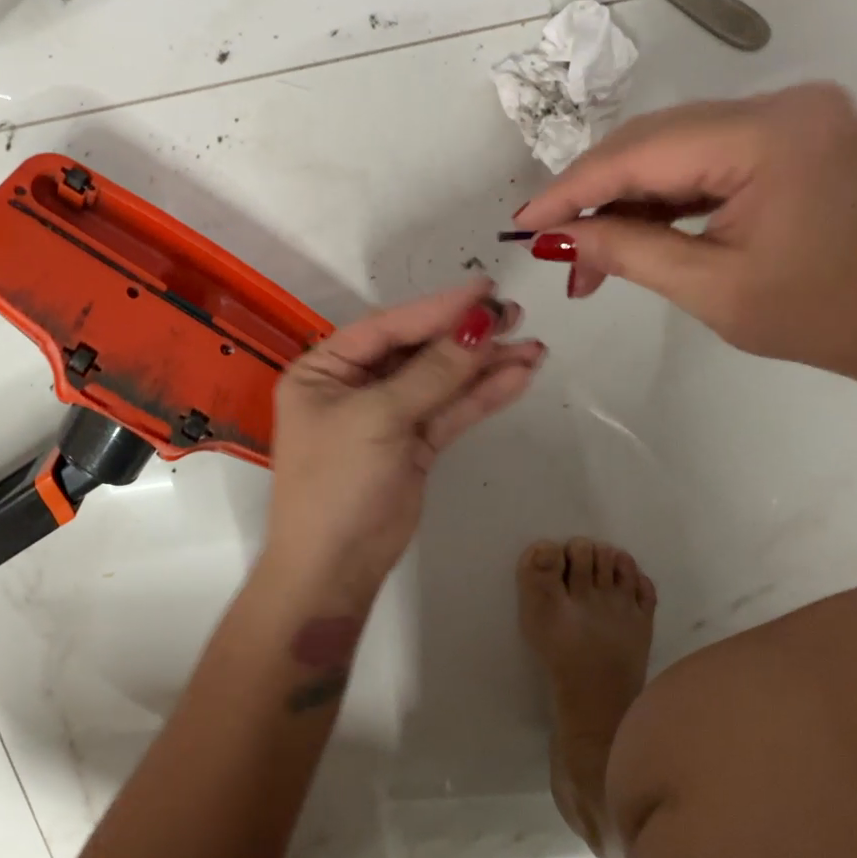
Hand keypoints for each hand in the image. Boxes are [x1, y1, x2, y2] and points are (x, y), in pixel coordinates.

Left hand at [263, 281, 545, 599]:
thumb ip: (432, 373)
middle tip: (516, 314)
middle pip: (415, 350)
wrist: (333, 566)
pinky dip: (481, 396)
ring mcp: (384, 418)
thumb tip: (480, 327)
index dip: (436, 308)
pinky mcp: (412, 447)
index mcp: (322, 371)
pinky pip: (449, 412)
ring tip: (534, 346)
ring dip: (483, 365)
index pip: (385, 328)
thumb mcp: (377, 419)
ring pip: (438, 382)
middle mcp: (351, 388)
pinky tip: (518, 376)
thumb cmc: (337, 483)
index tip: (486, 290)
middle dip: (464, 335)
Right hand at [514, 83, 856, 389]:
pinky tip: (631, 234)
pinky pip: (702, 156)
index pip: (641, 152)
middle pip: (652, 140)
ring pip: (671, 147)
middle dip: (593, 197)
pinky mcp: (792, 135)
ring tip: (586, 258)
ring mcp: (791, 115)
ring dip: (622, 200)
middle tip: (553, 252)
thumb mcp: (712, 289)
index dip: (571, 189)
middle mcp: (782, 105)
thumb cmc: (824, 314)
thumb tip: (552, 238)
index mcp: (771, 137)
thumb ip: (626, 252)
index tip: (521, 224)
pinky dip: (660, 196)